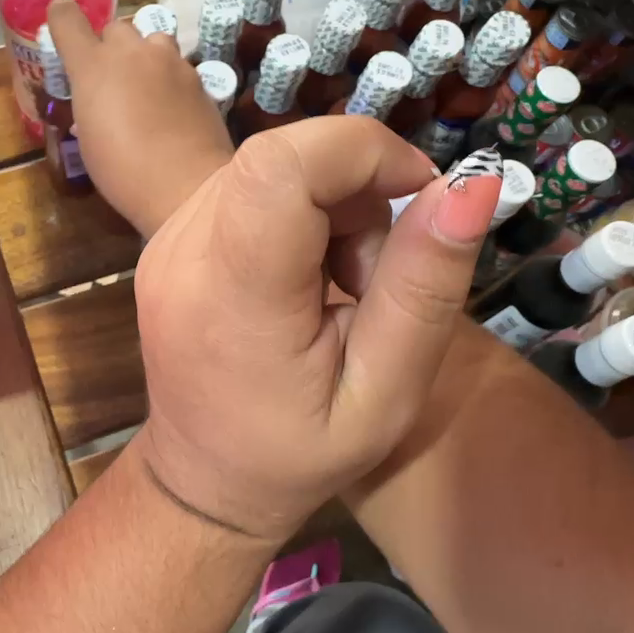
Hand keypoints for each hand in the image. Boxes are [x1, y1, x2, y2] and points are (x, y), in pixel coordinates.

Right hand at [47, 0, 232, 237]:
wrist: (187, 187)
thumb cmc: (124, 172)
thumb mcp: (89, 139)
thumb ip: (88, 103)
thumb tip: (96, 98)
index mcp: (93, 65)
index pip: (67, 18)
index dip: (62, 18)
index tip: (62, 27)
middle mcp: (131, 52)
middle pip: (116, 28)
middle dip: (110, 47)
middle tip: (112, 80)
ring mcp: (170, 62)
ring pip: (152, 40)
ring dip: (145, 56)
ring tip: (146, 89)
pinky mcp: (198, 78)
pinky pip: (177, 66)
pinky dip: (169, 79)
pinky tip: (172, 109)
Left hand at [133, 119, 505, 540]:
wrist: (204, 479)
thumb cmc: (298, 455)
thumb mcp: (385, 395)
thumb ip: (423, 289)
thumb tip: (468, 185)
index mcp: (233, 297)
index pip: (281, 164)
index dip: (361, 154)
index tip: (415, 198)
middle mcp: (182, 252)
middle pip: (279, 157)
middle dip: (354, 189)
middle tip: (376, 270)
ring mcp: (164, 242)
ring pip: (266, 167)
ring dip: (327, 205)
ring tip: (338, 287)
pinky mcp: (166, 239)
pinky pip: (244, 188)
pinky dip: (294, 213)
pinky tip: (301, 278)